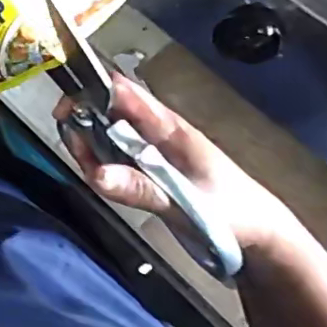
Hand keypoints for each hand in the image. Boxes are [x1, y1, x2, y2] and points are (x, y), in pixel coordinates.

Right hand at [55, 73, 306, 255]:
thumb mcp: (186, 203)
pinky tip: (100, 175)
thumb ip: (140, 188)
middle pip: (106, 109)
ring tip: (87, 167)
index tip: (63, 110)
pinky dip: (97, 159)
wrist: (263, 235)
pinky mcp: (148, 164)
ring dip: (87, 144)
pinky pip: (112, 151)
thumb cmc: (233, 213)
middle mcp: (156, 131)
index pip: (124, 92)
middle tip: (74, 149)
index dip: (90, 90)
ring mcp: (151, 147)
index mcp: (169, 127)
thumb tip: (95, 173)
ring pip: (105, 131)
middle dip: (81, 122)